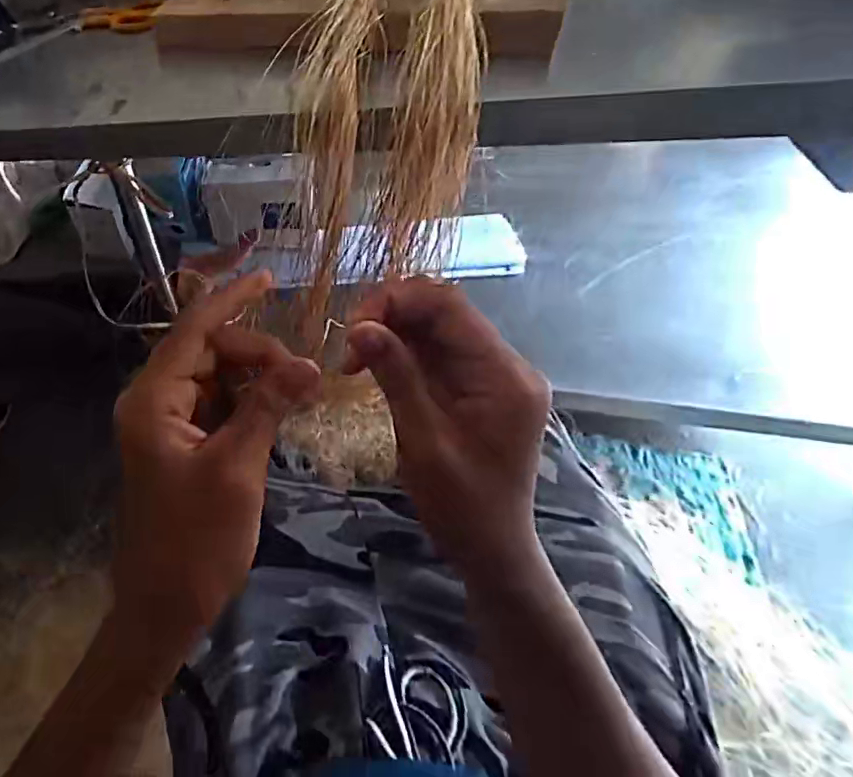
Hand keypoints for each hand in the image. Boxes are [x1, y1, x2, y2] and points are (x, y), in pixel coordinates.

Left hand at [111, 271, 320, 639]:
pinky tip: (274, 409)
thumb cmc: (194, 542)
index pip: (192, 330)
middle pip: (206, 351)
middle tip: (300, 375)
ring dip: (252, 376)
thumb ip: (268, 407)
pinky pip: (214, 403)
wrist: (162, 607)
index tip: (265, 275)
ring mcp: (164, 421)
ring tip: (293, 391)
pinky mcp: (178, 442)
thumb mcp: (237, 469)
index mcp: (152, 398)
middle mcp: (151, 400)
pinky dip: (244, 401)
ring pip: (213, 376)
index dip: (230, 299)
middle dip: (252, 352)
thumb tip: (308, 362)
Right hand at [341, 277, 552, 572]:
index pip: (448, 306)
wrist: (492, 551)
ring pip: (433, 324)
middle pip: (441, 308)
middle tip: (349, 343)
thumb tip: (360, 326)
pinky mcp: (473, 384)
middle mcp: (503, 364)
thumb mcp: (423, 442)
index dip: (395, 301)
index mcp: (503, 375)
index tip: (352, 328)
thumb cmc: (461, 506)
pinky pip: (432, 348)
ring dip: (389, 329)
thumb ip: (396, 377)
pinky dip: (398, 348)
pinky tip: (371, 364)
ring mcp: (489, 373)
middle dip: (389, 313)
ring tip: (354, 357)